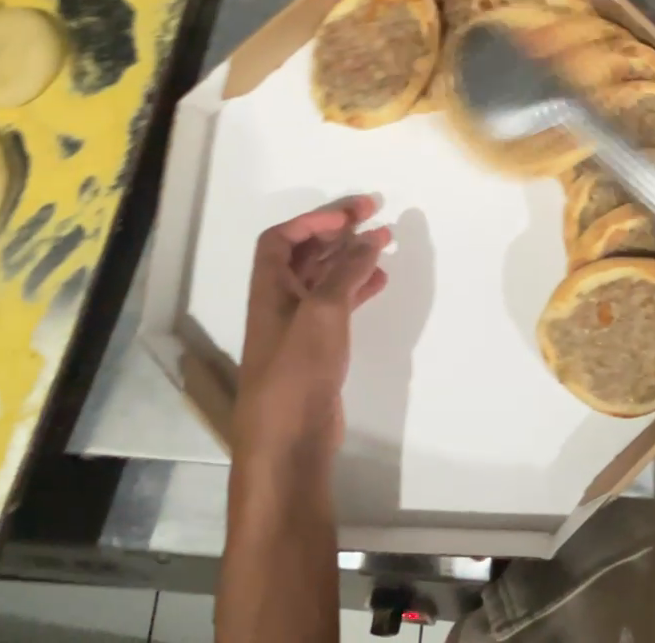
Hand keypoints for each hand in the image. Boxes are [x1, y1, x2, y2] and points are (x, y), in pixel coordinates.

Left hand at [234, 197, 390, 458]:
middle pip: (306, 253)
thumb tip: (369, 237)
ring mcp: (299, 325)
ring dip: (352, 257)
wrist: (288, 439)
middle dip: (339, 232)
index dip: (315, 220)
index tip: (353, 214)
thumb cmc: (297, 369)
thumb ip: (347, 270)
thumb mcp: (324, 310)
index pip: (283, 237)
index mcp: (269, 287)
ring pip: (326, 278)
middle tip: (376, 216)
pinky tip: (381, 280)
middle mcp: (280, 301)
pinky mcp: (317, 348)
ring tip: (386, 243)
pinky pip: (339, 304)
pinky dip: (358, 288)